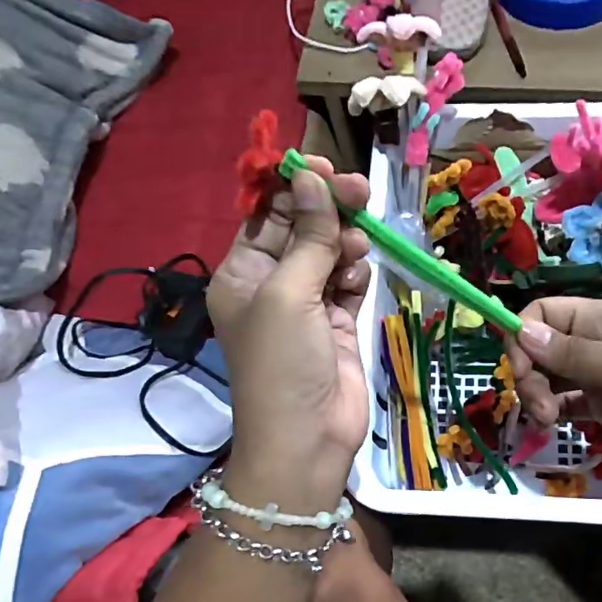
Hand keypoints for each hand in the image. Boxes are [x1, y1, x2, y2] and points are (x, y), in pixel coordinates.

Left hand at [207, 155, 371, 501]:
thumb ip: (307, 237)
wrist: (307, 436)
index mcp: (241, 272)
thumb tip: (311, 178)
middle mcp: (271, 283)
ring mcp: (307, 305)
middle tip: (361, 192)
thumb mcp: (287, 293)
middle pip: (302, 229)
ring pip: (330, 253)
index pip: (266, 214)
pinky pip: (348, 282)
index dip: (294, 187)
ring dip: (345, 242)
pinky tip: (358, 276)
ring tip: (357, 247)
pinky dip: (355, 273)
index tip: (324, 166)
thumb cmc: (282, 362)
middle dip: (328, 208)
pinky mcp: (337, 323)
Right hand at [504, 297, 601, 473]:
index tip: (519, 368)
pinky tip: (553, 425)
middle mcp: (601, 343)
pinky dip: (556, 412)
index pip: (547, 313)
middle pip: (543, 348)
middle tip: (539, 408)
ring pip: (553, 378)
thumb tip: (521, 331)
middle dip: (530, 374)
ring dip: (539, 397)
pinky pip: (571, 403)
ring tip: (549, 422)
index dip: (523, 334)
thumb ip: (575, 355)